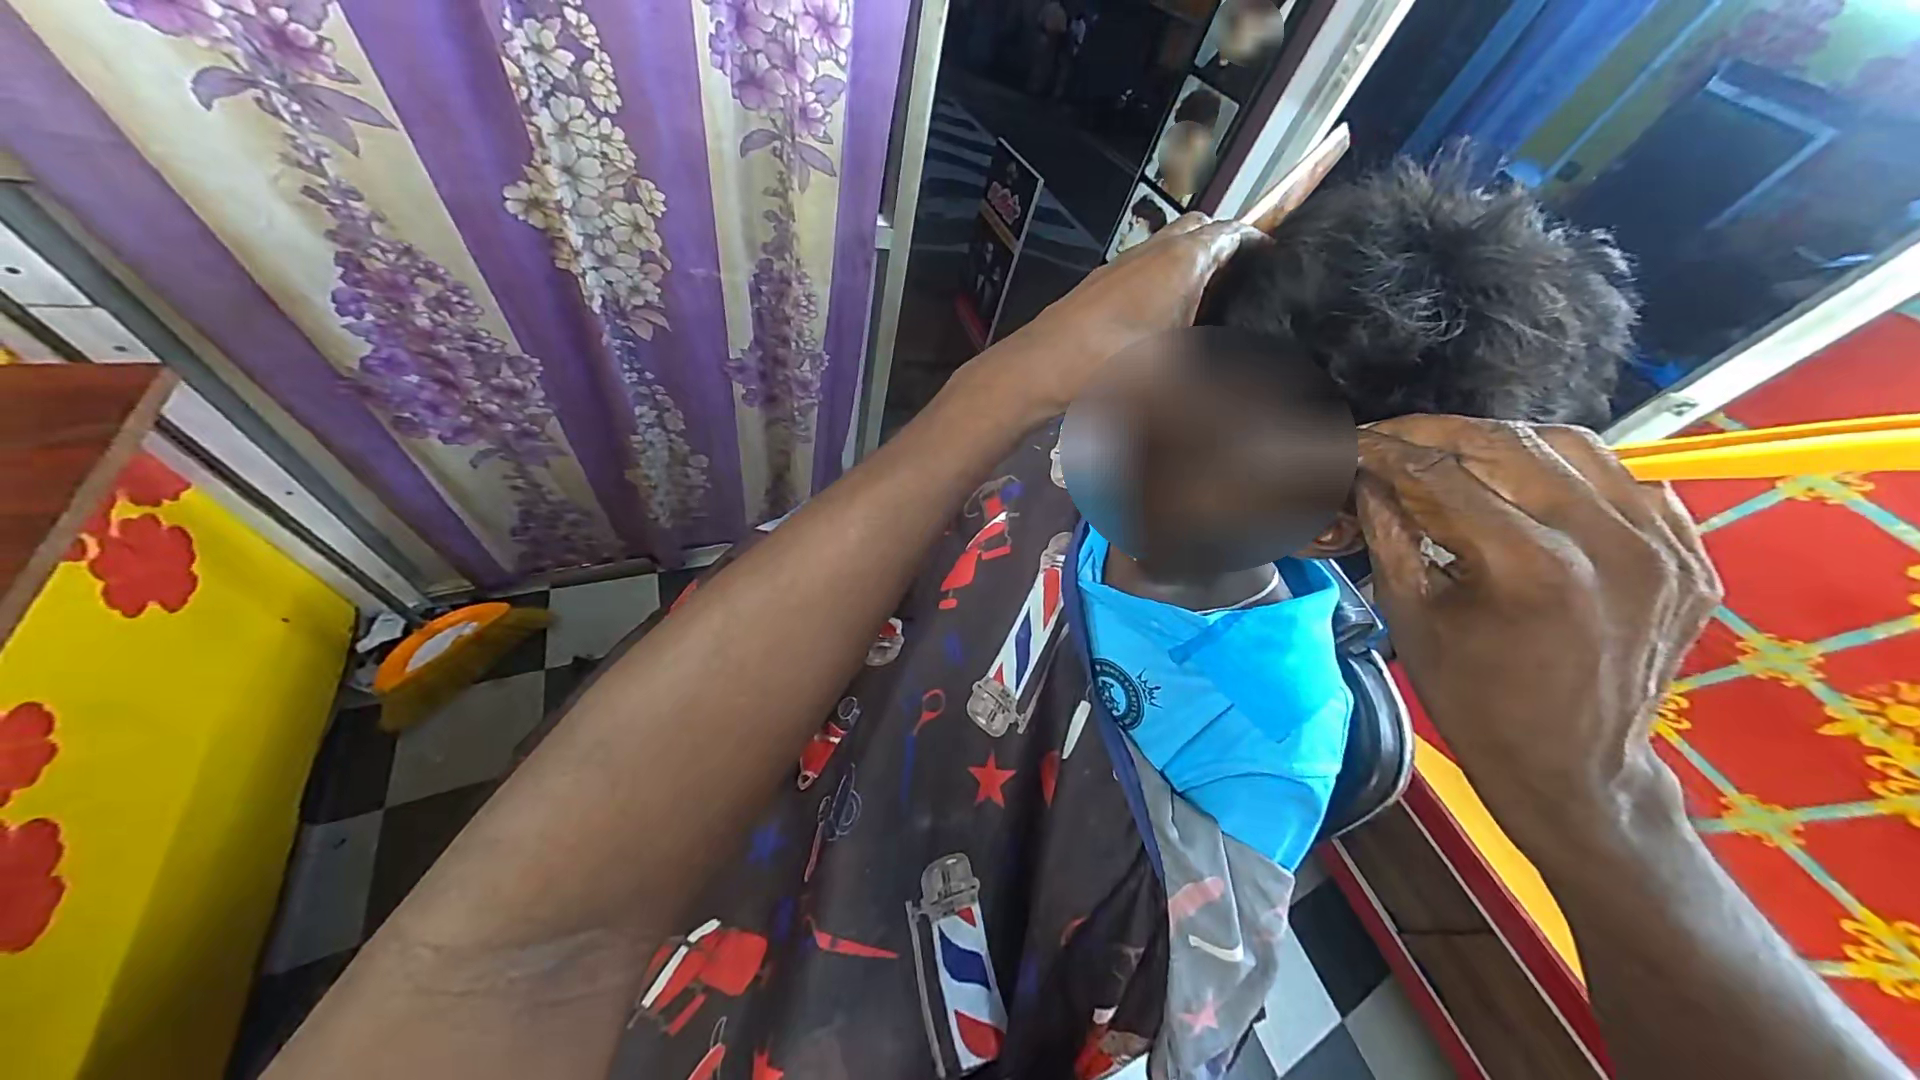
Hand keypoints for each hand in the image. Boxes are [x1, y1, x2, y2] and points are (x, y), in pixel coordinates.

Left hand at [978, 213, 1260, 420]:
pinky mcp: (1100, 281)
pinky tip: (1159, 311)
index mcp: (1183, 259)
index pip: (1234, 233)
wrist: (1041, 366)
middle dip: (1223, 242)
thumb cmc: (1112, 365)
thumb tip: (1242, 392)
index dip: (1256, 243)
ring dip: (1189, 258)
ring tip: (1203, 295)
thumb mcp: (1175, 372)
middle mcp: (1154, 249)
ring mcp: (1123, 262)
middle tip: (1238, 274)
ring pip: (1168, 244)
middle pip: (1200, 227)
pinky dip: (1161, 274)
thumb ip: (1213, 375)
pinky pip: (1143, 265)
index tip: (1271, 260)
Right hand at [1353, 416, 1722, 850]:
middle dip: (1435, 433)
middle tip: (1391, 438)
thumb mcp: (1409, 613)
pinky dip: (1562, 467)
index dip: (1387, 452)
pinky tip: (1522, 482)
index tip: (1353, 442)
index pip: (1441, 477)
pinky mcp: (1689, 554)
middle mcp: (1608, 542)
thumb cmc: (1473, 698)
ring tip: (1450, 452)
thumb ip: (1388, 532)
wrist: (1569, 762)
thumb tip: (1365, 477)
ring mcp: (1662, 545)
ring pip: (1570, 445)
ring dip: (1497, 440)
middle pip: (1506, 445)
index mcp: (1528, 567)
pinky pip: (1622, 477)